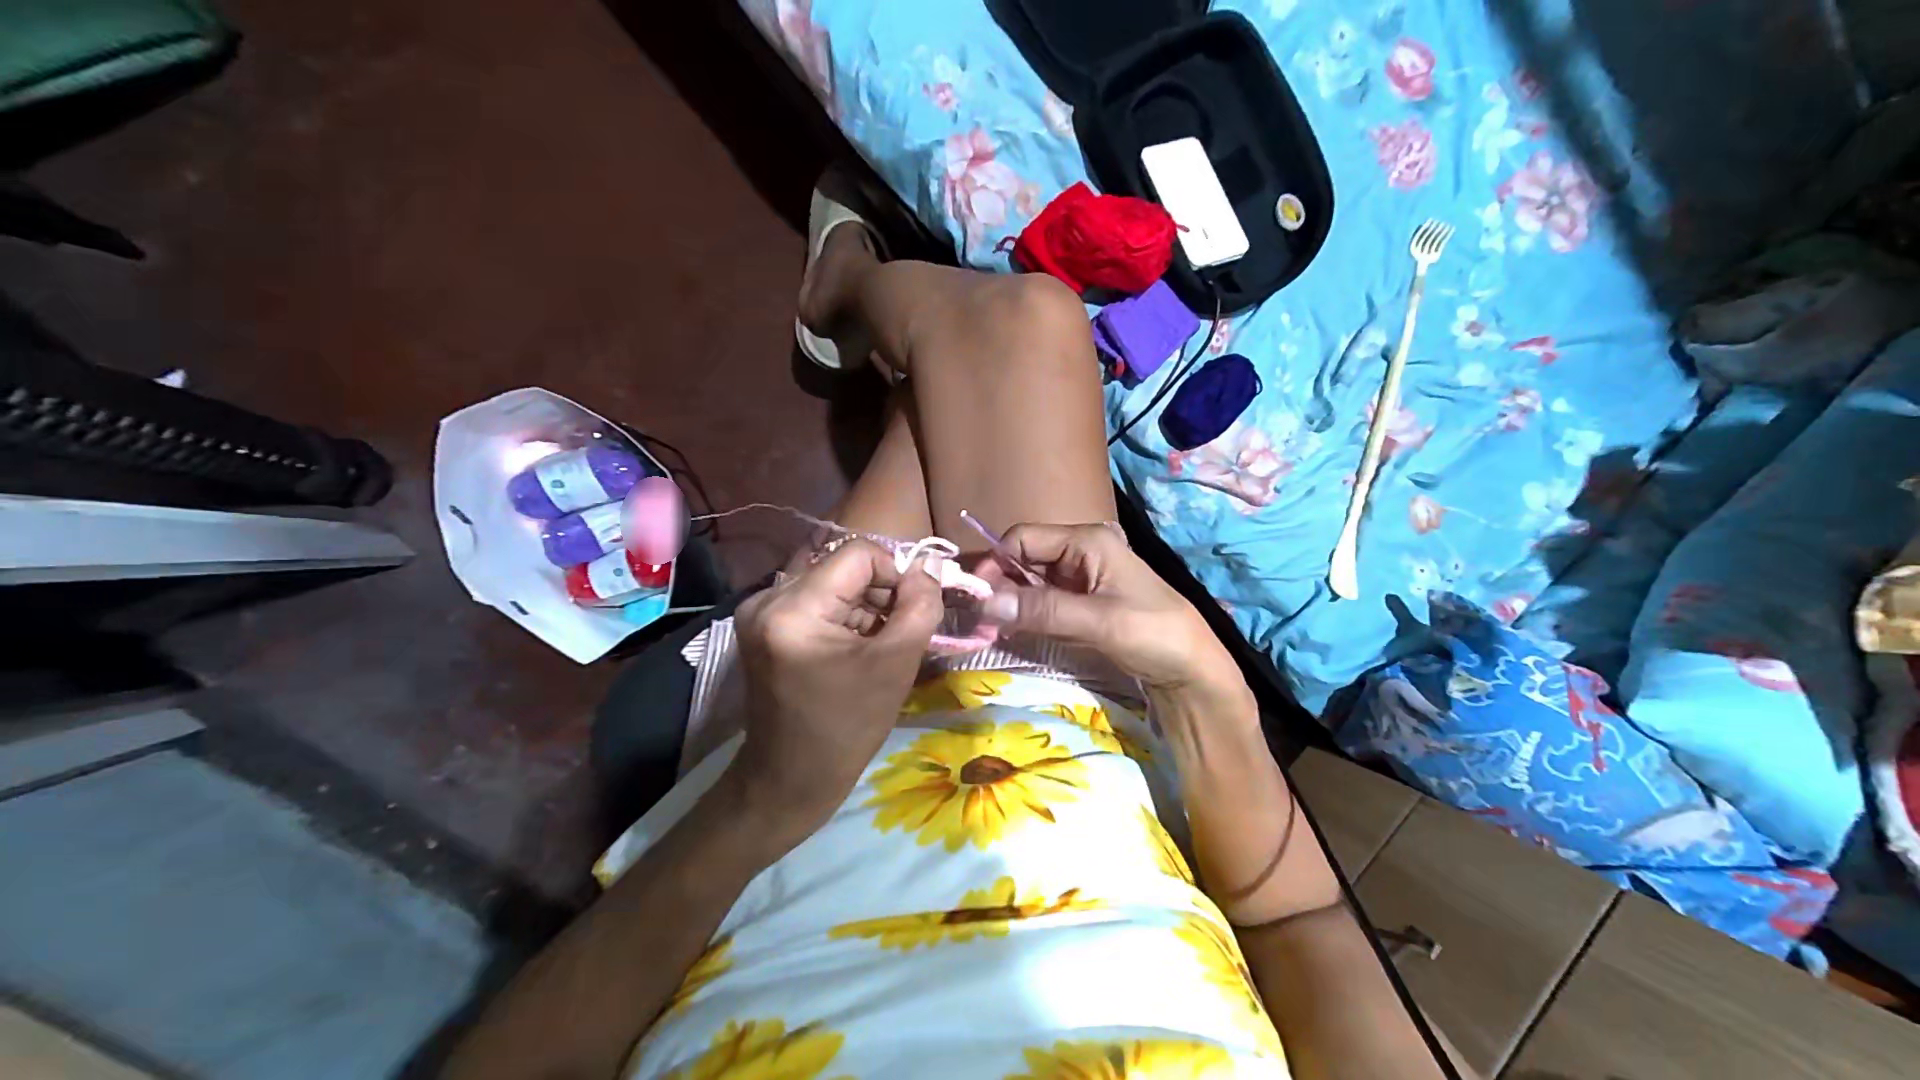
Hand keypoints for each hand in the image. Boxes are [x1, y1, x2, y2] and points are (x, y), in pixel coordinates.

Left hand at [729, 540, 941, 836]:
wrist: (790, 778)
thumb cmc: (847, 727)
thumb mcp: (895, 664)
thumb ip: (920, 607)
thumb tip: (928, 568)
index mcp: (794, 608)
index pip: (859, 553)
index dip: (896, 575)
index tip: (912, 612)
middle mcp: (767, 597)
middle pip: (843, 565)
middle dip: (879, 593)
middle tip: (897, 632)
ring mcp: (759, 610)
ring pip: (831, 580)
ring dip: (863, 605)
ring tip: (874, 646)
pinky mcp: (762, 623)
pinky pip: (815, 598)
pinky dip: (842, 615)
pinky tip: (853, 648)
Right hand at [980, 523, 1242, 700]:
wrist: (1192, 670)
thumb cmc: (1153, 634)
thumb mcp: (1098, 621)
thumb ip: (1042, 610)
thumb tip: (984, 602)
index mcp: (1087, 541)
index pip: (1023, 539)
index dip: (995, 563)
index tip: (977, 597)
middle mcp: (1079, 552)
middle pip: (1022, 557)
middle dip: (998, 583)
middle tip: (977, 616)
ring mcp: (1080, 578)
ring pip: (1029, 580)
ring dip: (1009, 600)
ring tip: (988, 625)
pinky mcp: (1080, 602)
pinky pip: (1041, 600)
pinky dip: (1024, 612)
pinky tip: (1010, 628)